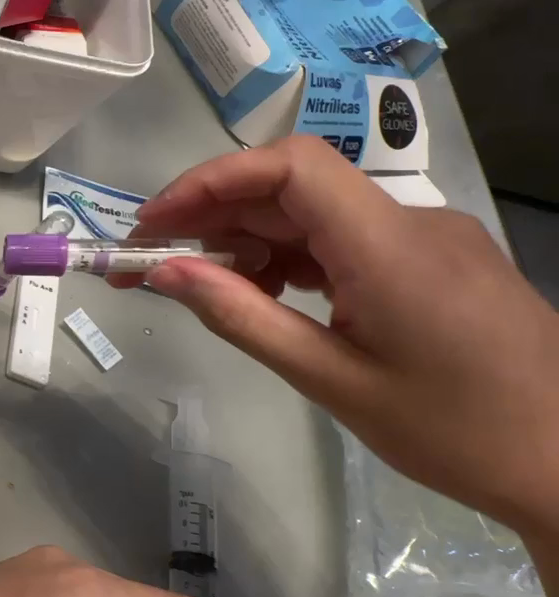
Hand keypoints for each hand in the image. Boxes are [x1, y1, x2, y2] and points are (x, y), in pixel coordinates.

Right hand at [120, 136, 558, 540]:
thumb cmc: (456, 430)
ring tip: (185, 286)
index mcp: (390, 248)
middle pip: (288, 191)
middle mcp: (410, 226)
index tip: (151, 225)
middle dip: (204, 219)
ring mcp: (423, 243)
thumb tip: (162, 272)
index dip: (208, 180)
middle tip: (141, 265)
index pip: (290, 167)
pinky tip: (253, 295)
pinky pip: (336, 241)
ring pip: (307, 217)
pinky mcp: (428, 264)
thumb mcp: (328, 378)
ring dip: (238, 242)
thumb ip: (239, 316)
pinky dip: (279, 259)